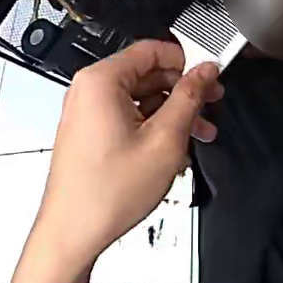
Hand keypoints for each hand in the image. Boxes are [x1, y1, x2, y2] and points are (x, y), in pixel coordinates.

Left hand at [2, 42, 222, 282]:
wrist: (73, 232)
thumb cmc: (105, 193)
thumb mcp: (164, 140)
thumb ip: (189, 98)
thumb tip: (204, 73)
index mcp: (101, 81)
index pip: (151, 50)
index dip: (186, 60)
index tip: (208, 74)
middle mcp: (88, 90)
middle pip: (146, 73)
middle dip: (182, 90)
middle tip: (209, 104)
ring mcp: (87, 112)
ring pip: (139, 97)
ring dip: (171, 112)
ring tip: (198, 132)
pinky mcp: (89, 131)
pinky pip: (127, 115)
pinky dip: (152, 125)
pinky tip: (174, 147)